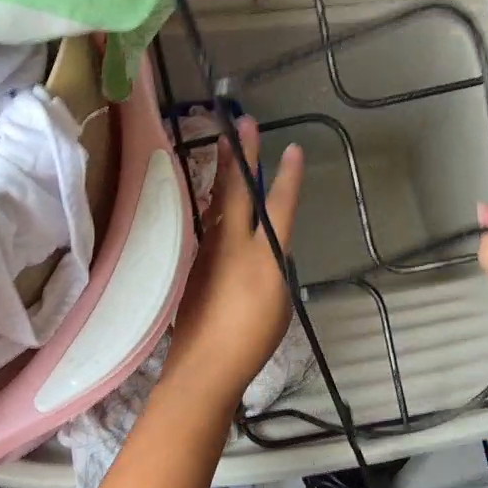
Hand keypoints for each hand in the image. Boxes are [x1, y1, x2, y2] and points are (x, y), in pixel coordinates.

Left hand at [165, 117, 305, 403]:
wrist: (205, 364)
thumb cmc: (252, 340)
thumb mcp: (280, 303)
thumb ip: (276, 269)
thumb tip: (269, 251)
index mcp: (263, 255)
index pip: (279, 205)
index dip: (288, 176)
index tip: (293, 148)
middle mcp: (233, 244)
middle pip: (239, 191)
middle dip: (243, 155)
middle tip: (244, 123)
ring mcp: (209, 252)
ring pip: (217, 204)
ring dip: (225, 174)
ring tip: (227, 149)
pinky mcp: (194, 265)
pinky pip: (207, 225)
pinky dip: (215, 205)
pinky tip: (216, 200)